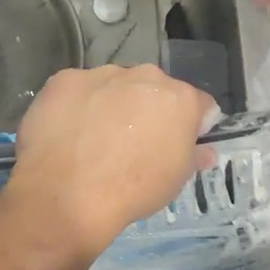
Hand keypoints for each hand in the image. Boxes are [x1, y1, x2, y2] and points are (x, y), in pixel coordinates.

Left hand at [0, 65, 218, 259]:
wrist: (68, 195)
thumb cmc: (134, 189)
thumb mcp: (176, 180)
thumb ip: (193, 156)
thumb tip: (204, 151)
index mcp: (180, 98)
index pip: (199, 104)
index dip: (193, 126)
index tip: (180, 145)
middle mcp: (146, 76)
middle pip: (155, 89)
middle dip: (150, 110)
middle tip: (135, 143)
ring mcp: (102, 74)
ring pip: (116, 86)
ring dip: (114, 104)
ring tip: (96, 140)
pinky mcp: (65, 80)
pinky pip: (80, 90)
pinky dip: (79, 105)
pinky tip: (70, 133)